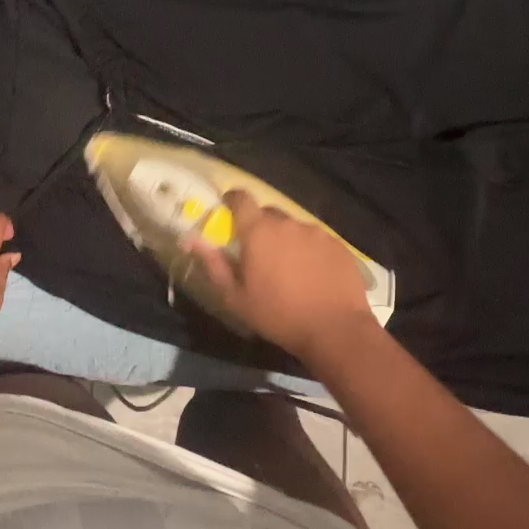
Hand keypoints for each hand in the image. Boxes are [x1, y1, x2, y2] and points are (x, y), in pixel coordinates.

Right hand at [185, 190, 381, 361]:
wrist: (336, 330)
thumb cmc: (278, 315)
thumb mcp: (236, 297)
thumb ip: (213, 264)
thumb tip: (190, 239)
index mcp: (258, 231)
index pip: (242, 198)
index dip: (233, 200)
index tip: (229, 210)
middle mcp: (288, 223)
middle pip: (269, 214)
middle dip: (260, 226)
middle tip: (259, 252)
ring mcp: (316, 232)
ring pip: (294, 227)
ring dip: (287, 239)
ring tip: (289, 267)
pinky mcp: (338, 244)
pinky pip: (317, 239)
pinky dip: (310, 250)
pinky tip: (313, 274)